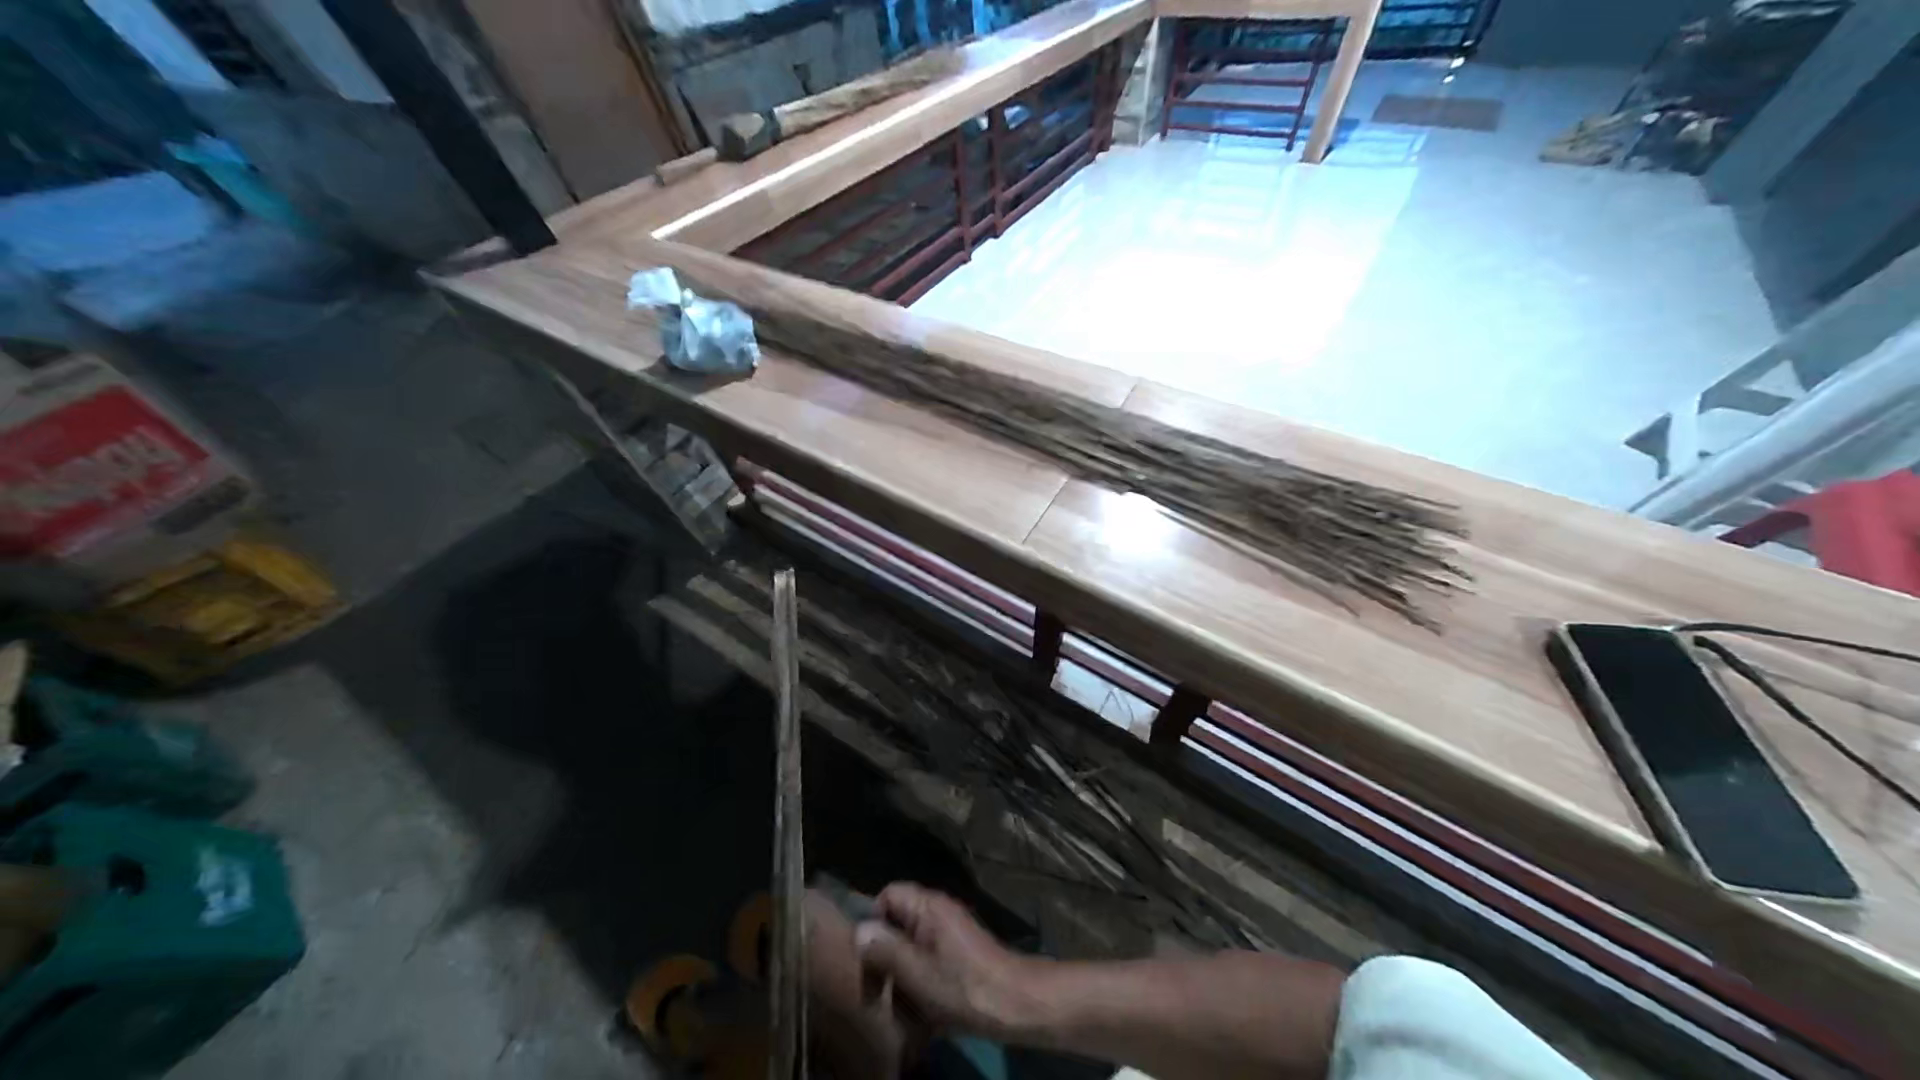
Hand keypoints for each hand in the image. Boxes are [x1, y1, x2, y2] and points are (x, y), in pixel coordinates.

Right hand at [854, 883, 1044, 1039]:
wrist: (1015, 1004)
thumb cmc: (963, 986)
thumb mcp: (917, 972)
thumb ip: (885, 949)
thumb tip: (858, 931)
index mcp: (927, 906)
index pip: (888, 895)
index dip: (872, 922)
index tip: (867, 957)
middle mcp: (938, 911)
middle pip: (896, 923)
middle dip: (884, 957)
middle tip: (878, 991)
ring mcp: (949, 933)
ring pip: (909, 947)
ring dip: (901, 977)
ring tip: (901, 1008)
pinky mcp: (958, 954)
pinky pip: (925, 961)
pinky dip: (919, 984)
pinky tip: (920, 1013)